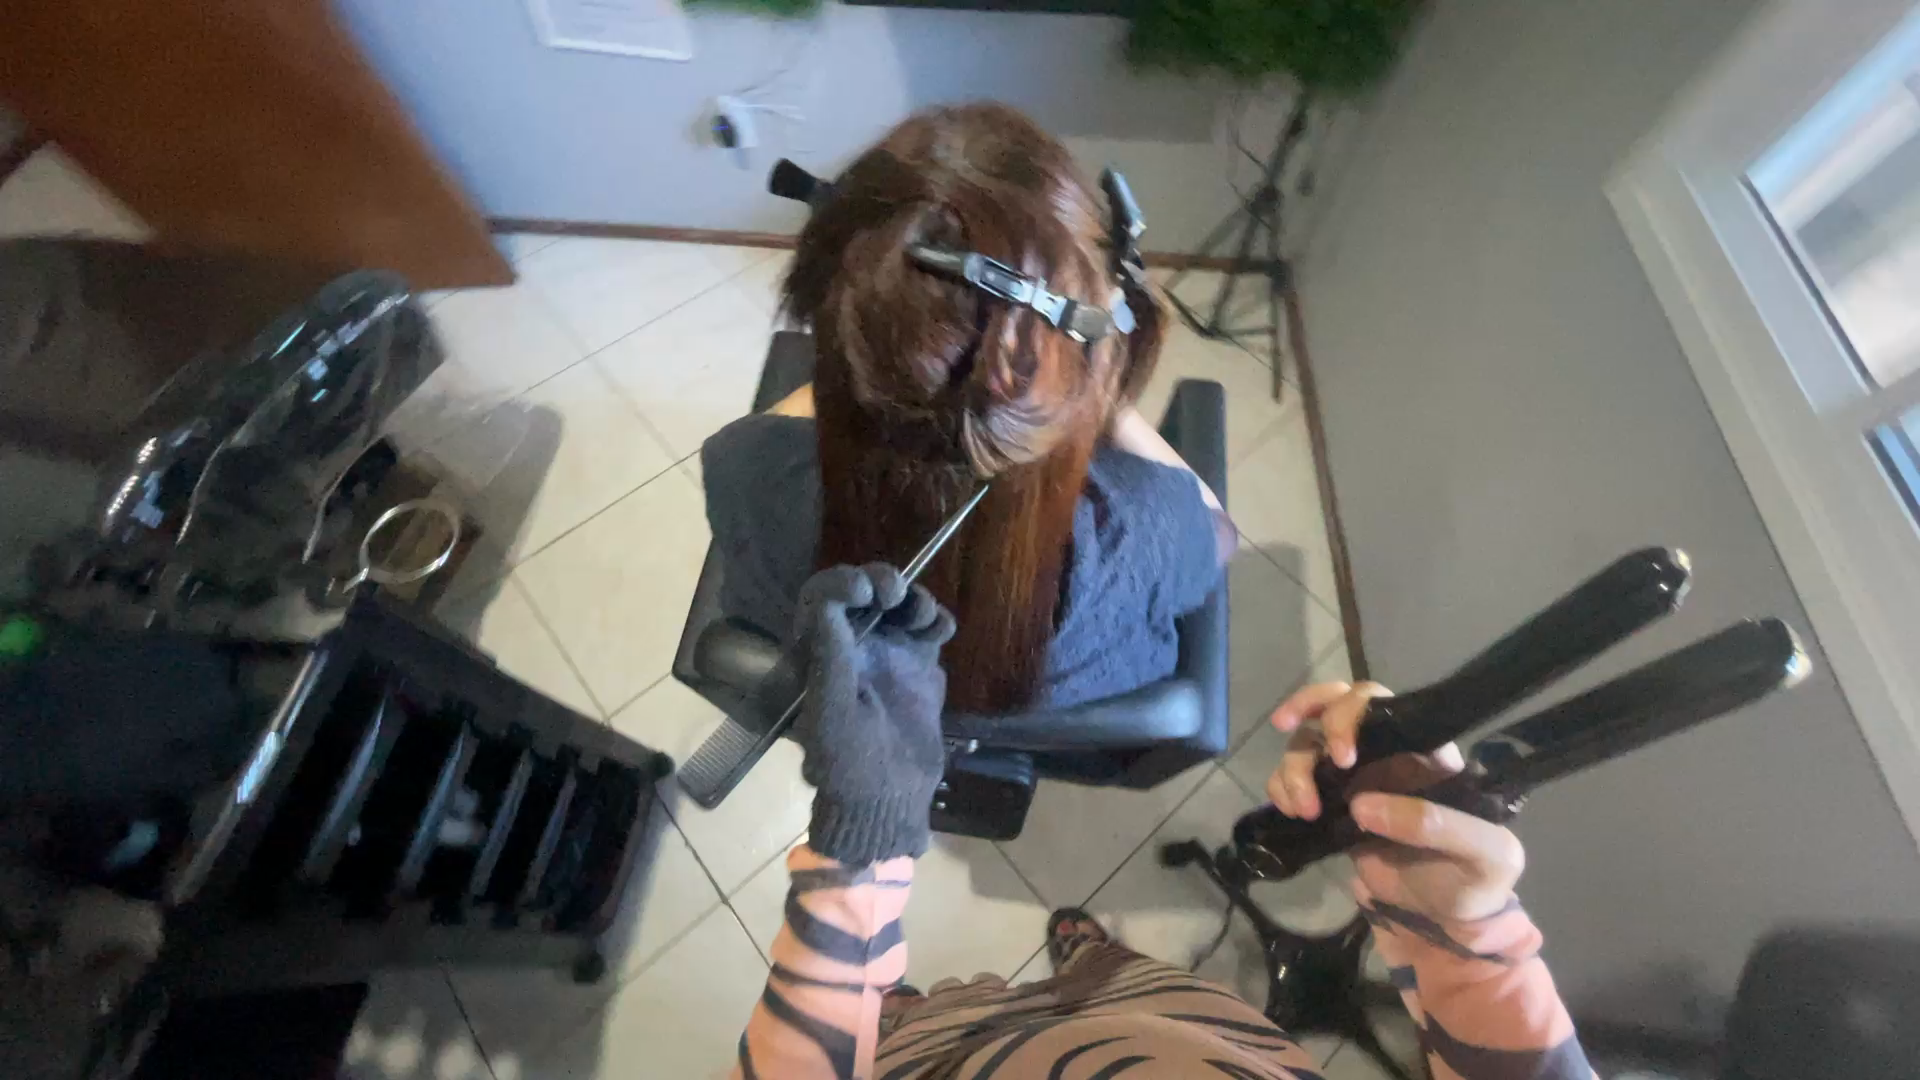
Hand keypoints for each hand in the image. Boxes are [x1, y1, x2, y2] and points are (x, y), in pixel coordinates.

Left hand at [789, 563, 954, 864]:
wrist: (890, 796)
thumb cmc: (848, 760)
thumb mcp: (830, 710)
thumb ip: (829, 656)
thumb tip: (828, 603)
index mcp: (818, 652)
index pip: (821, 598)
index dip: (840, 584)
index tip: (864, 592)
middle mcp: (851, 644)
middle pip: (864, 590)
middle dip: (882, 581)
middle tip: (896, 595)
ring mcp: (888, 652)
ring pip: (899, 603)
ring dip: (914, 599)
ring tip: (923, 618)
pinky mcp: (919, 664)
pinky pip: (929, 627)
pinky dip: (937, 619)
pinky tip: (940, 632)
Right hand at [1266, 682, 1524, 923]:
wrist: (1440, 918)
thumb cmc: (1472, 878)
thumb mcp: (1485, 855)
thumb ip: (1437, 824)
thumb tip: (1361, 805)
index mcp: (1422, 749)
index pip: (1379, 703)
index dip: (1349, 713)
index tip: (1340, 755)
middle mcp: (1381, 750)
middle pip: (1332, 701)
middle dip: (1305, 709)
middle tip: (1297, 744)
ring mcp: (1349, 771)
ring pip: (1305, 741)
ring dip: (1294, 768)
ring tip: (1304, 810)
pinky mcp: (1326, 796)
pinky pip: (1289, 774)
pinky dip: (1280, 786)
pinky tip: (1291, 811)